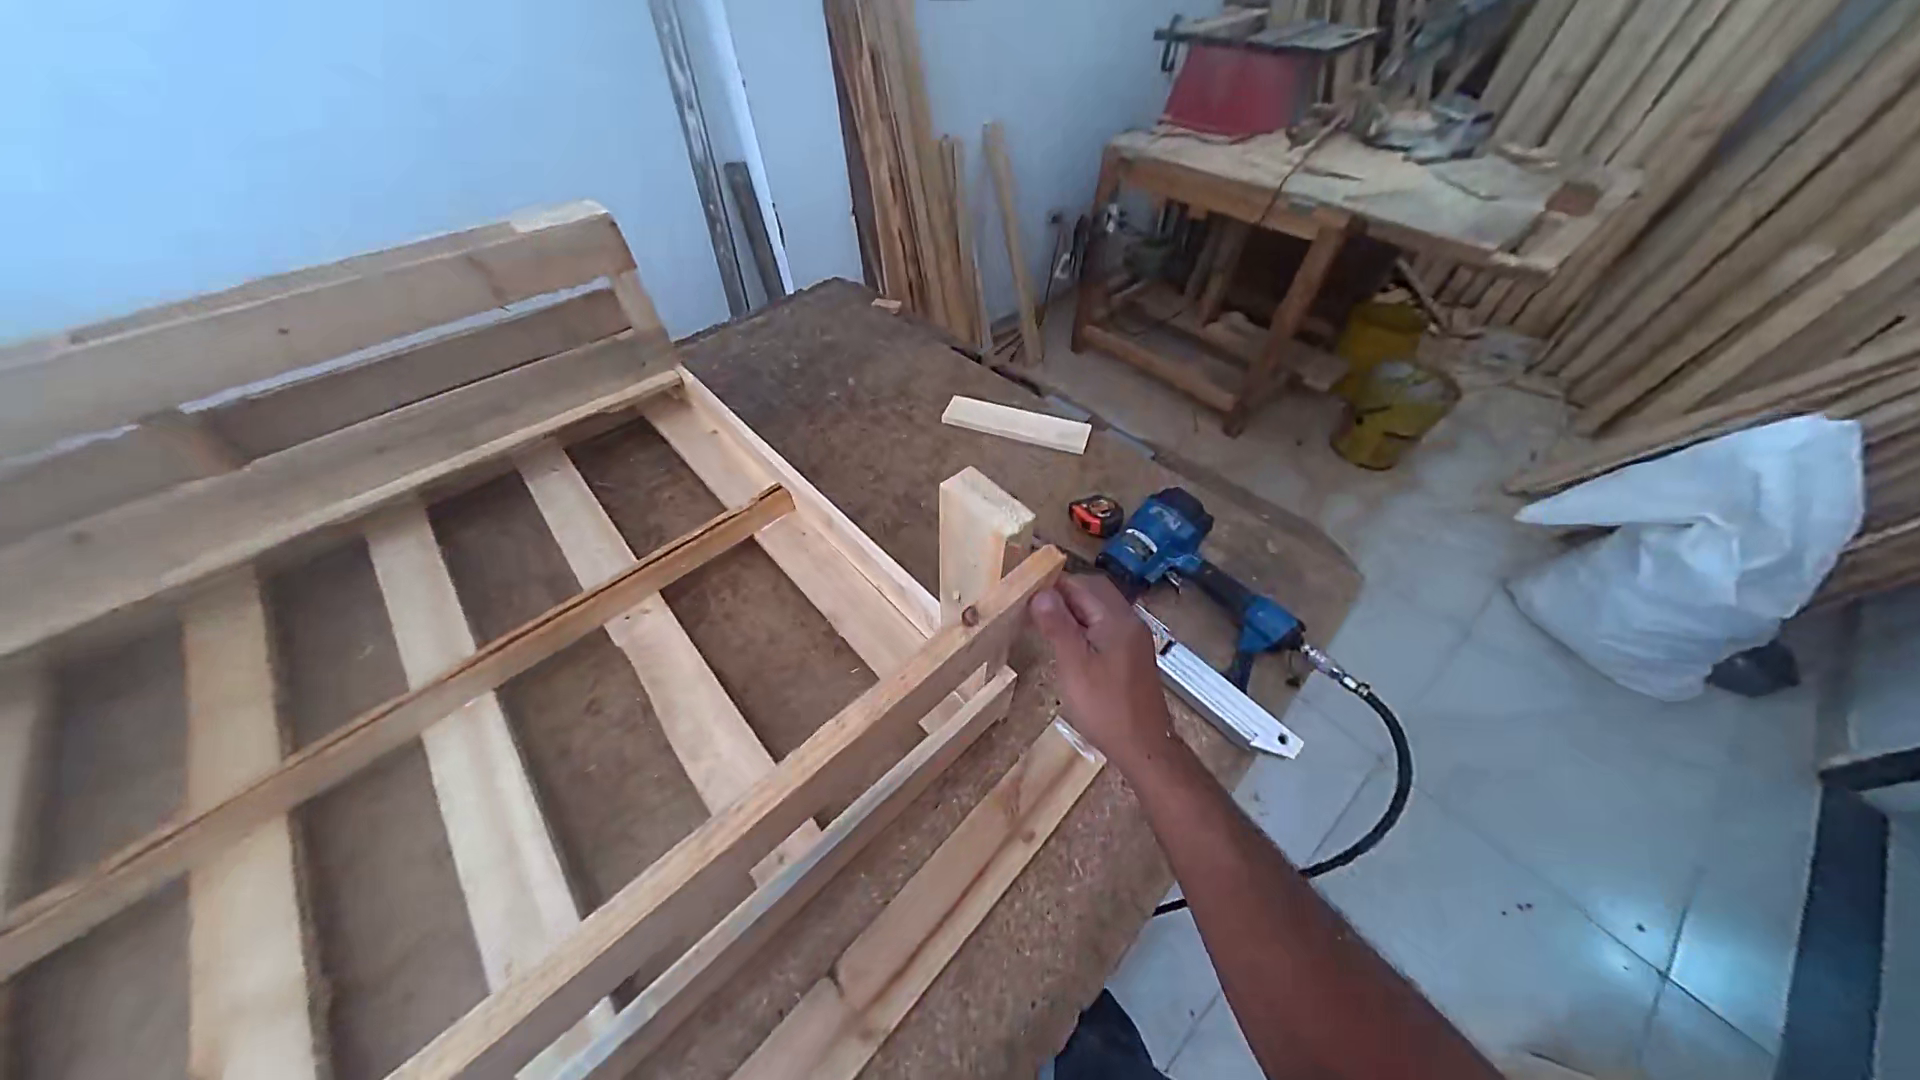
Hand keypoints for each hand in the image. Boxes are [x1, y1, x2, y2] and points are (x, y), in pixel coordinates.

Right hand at [1029, 574, 1178, 772]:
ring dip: (1073, 611)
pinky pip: (1106, 626)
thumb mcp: (1074, 665)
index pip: (1081, 584)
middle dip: (1063, 595)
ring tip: (1046, 628)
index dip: (1052, 587)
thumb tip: (1042, 593)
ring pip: (1099, 608)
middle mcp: (1130, 621)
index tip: (1026, 600)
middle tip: (1033, 612)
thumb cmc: (1105, 707)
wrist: (1144, 747)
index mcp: (1116, 618)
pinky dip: (1085, 626)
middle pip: (1093, 591)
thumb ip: (1058, 626)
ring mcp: (1134, 638)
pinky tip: (1070, 646)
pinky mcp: (1133, 654)